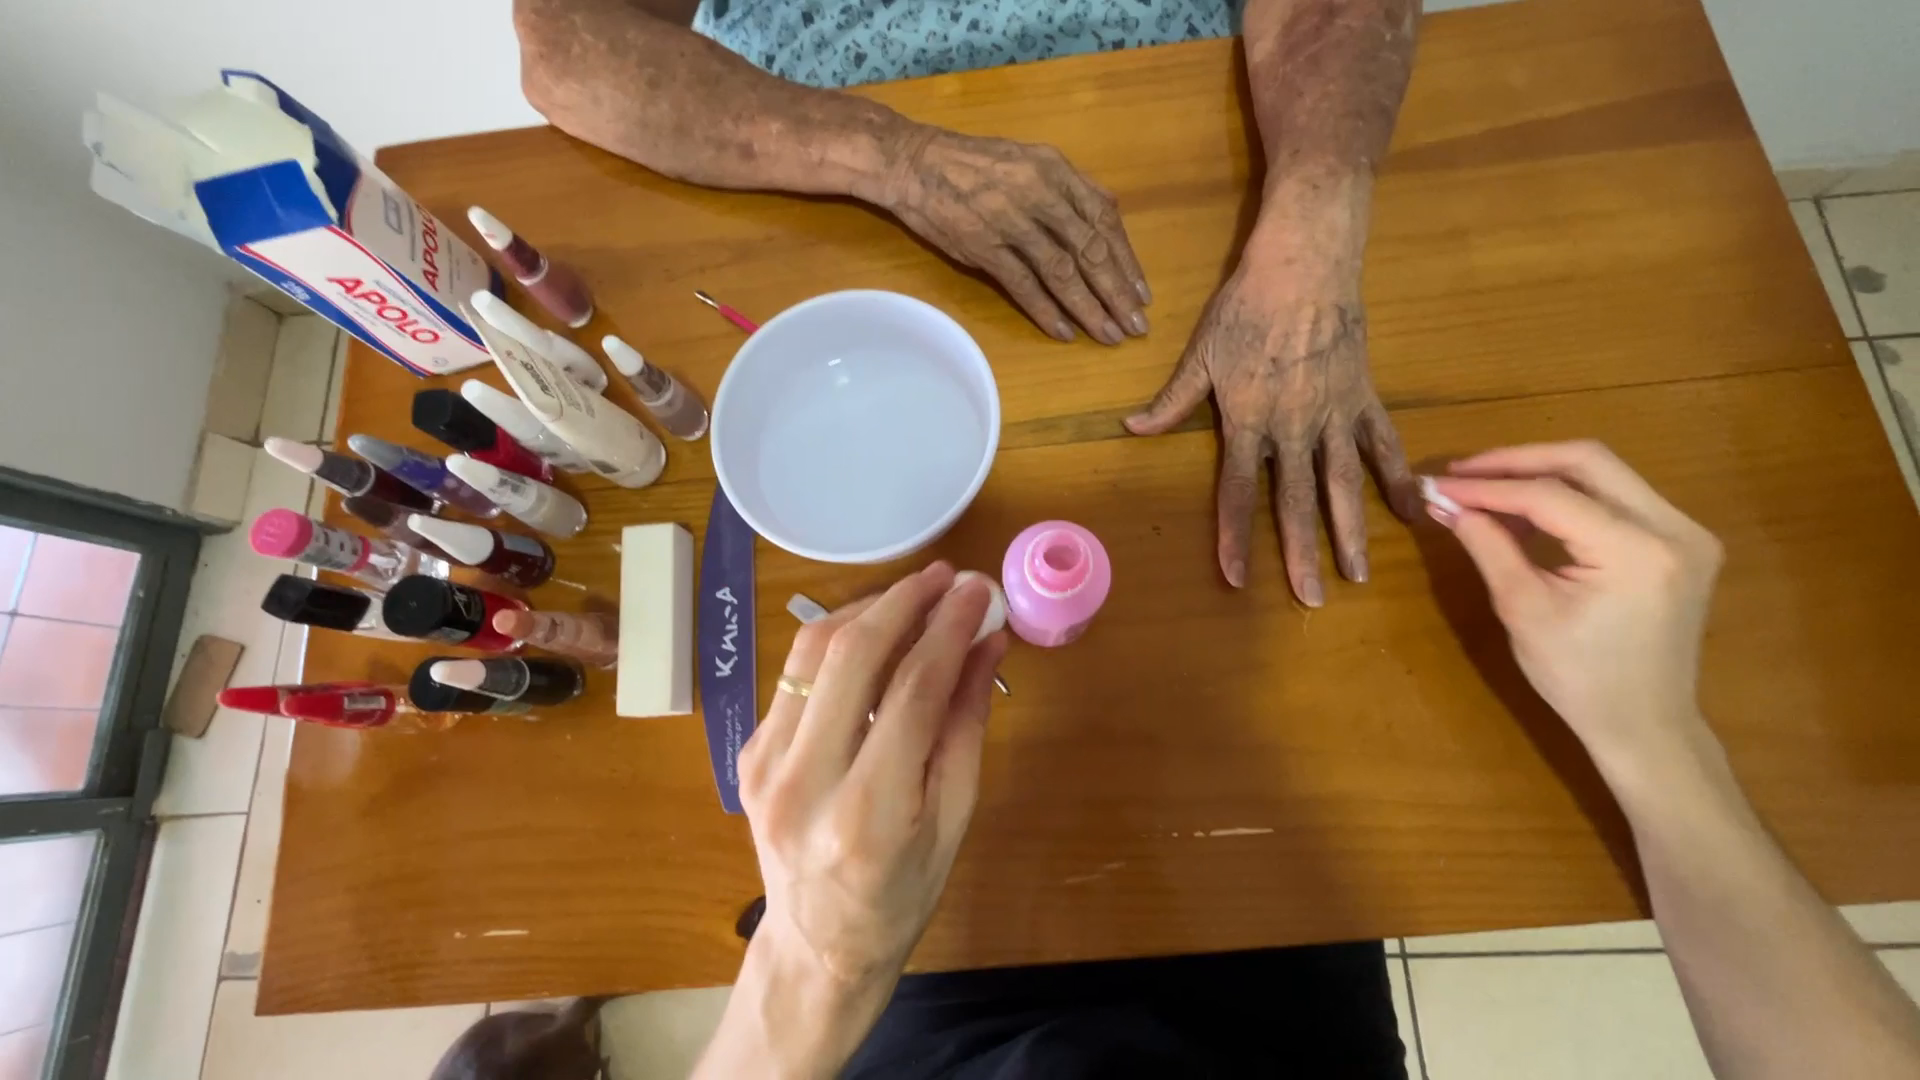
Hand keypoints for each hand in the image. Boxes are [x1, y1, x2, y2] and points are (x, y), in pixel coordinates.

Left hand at [738, 562, 1006, 993]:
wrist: (817, 943)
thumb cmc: (903, 892)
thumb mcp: (954, 816)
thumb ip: (966, 721)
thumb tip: (987, 640)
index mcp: (869, 812)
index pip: (914, 689)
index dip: (950, 628)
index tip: (977, 592)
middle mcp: (804, 780)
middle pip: (851, 654)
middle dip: (903, 600)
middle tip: (946, 576)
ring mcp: (764, 762)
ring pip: (811, 649)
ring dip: (866, 608)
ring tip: (913, 595)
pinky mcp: (749, 750)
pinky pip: (796, 672)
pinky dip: (839, 640)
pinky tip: (875, 634)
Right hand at [870, 126, 1149, 344]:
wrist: (914, 163)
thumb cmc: (974, 165)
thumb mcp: (1029, 160)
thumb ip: (1067, 189)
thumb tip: (1103, 218)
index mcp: (1056, 170)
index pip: (1104, 218)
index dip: (1127, 259)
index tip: (1141, 292)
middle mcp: (1041, 193)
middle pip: (1090, 250)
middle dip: (1116, 292)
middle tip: (1135, 326)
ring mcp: (1012, 222)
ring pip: (1062, 272)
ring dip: (1088, 308)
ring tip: (1108, 335)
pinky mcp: (985, 247)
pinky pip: (1023, 285)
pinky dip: (1046, 311)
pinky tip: (1064, 332)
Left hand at [1124, 236, 1416, 604]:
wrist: (1303, 264)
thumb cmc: (1244, 309)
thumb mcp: (1198, 356)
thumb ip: (1170, 402)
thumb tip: (1130, 427)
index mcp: (1247, 422)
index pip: (1236, 492)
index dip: (1234, 538)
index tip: (1237, 579)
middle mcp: (1291, 428)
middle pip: (1294, 501)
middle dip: (1301, 553)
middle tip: (1312, 599)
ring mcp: (1333, 414)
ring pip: (1343, 483)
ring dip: (1351, 531)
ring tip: (1359, 574)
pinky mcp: (1364, 396)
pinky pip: (1384, 444)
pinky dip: (1398, 477)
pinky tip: (1413, 511)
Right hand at [1427, 441, 1723, 757]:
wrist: (1643, 722)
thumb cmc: (1576, 676)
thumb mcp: (1522, 608)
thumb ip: (1487, 546)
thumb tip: (1445, 504)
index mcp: (1636, 551)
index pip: (1550, 495)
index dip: (1488, 486)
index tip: (1438, 485)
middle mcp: (1674, 528)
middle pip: (1588, 462)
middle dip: (1516, 461)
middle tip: (1460, 472)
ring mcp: (1684, 532)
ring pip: (1603, 473)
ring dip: (1539, 473)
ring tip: (1483, 486)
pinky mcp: (1677, 542)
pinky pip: (1615, 498)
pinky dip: (1564, 494)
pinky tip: (1522, 508)